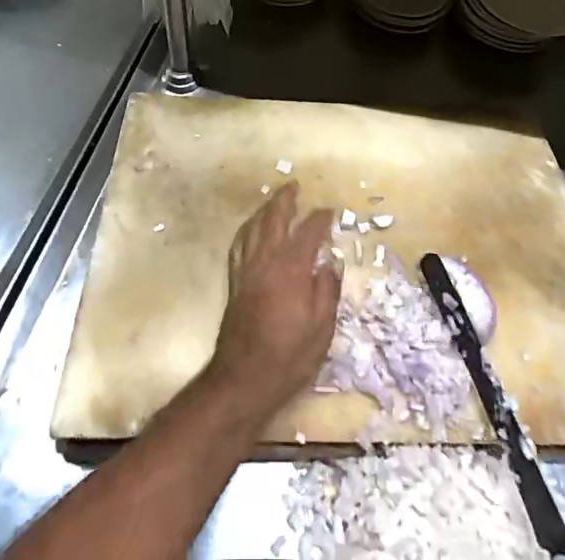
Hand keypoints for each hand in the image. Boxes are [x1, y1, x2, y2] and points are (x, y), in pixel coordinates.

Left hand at [208, 181, 341, 415]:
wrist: (244, 378)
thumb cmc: (289, 356)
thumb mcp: (321, 329)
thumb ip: (327, 291)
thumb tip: (329, 263)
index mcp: (290, 269)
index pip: (307, 233)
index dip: (319, 219)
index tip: (329, 211)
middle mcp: (265, 261)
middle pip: (273, 219)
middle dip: (284, 200)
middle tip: (294, 186)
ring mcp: (246, 269)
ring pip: (253, 227)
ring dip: (265, 210)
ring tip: (274, 201)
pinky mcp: (234, 281)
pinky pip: (239, 243)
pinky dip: (248, 229)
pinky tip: (252, 229)